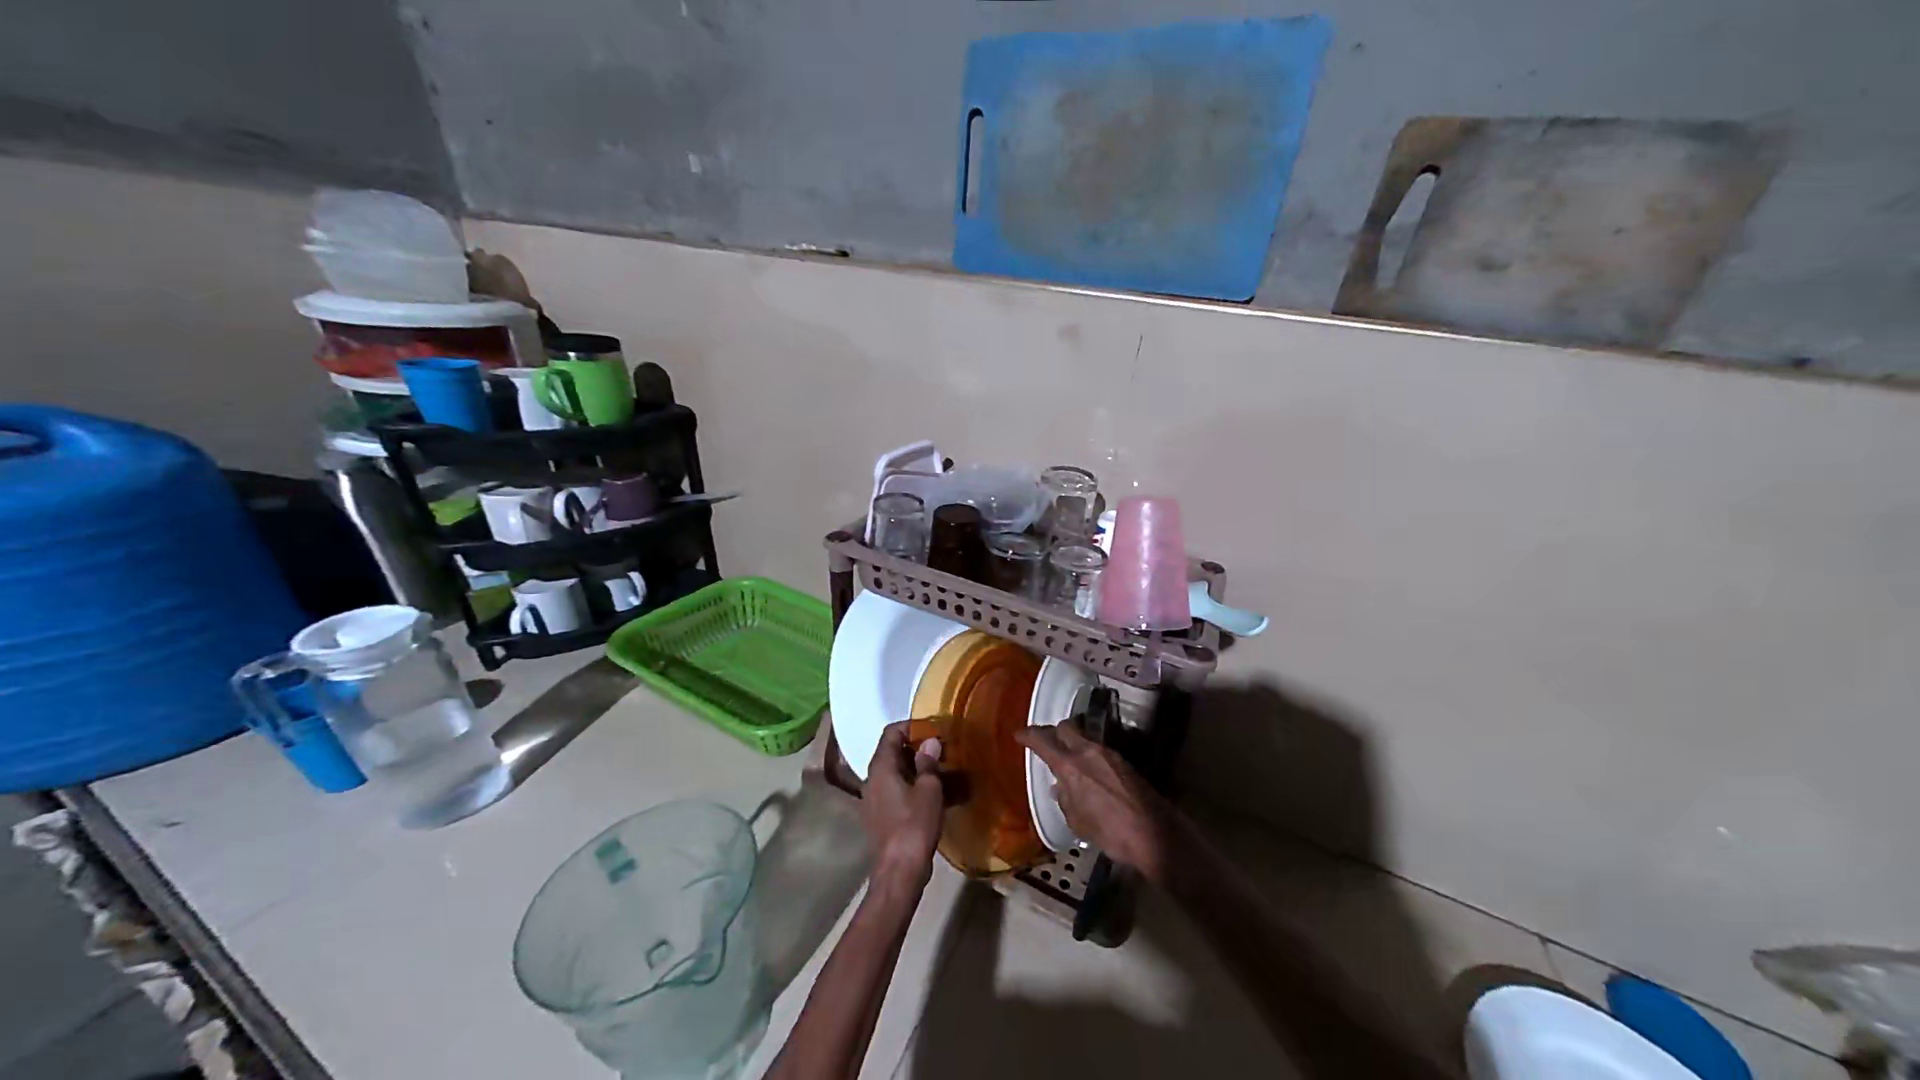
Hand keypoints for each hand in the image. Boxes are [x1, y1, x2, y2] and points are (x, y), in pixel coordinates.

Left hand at [861, 721, 944, 892]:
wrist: (899, 871)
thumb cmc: (914, 825)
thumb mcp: (929, 790)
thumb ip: (928, 763)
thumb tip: (930, 742)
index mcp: (880, 767)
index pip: (891, 733)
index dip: (911, 726)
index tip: (933, 729)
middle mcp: (871, 779)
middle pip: (891, 752)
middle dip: (916, 747)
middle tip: (941, 749)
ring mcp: (873, 799)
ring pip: (894, 773)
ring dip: (916, 768)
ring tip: (941, 771)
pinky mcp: (879, 816)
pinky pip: (895, 791)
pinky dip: (912, 786)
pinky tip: (933, 795)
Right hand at [1015, 723, 1180, 883]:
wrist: (1154, 835)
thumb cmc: (1110, 833)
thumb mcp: (1078, 821)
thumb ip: (1065, 799)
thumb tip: (1060, 787)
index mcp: (1070, 766)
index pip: (1043, 740)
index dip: (1028, 735)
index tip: (1019, 735)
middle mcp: (1089, 752)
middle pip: (1066, 727)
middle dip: (1053, 731)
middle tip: (1046, 742)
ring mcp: (1109, 755)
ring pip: (1084, 738)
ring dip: (1073, 744)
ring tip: (1068, 760)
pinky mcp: (1124, 763)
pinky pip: (1098, 751)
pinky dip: (1088, 756)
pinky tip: (1089, 773)